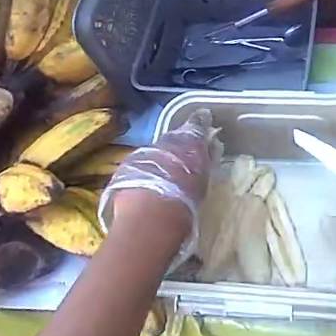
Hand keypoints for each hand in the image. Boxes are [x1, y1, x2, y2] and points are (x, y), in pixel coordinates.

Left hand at [104, 115, 219, 258]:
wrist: (150, 217)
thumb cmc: (186, 199)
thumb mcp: (204, 178)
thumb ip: (206, 158)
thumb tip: (210, 147)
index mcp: (190, 140)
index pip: (198, 122)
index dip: (201, 121)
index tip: (204, 119)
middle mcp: (167, 140)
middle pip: (174, 137)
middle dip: (178, 145)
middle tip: (183, 159)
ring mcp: (145, 151)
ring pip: (156, 151)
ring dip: (161, 159)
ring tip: (163, 176)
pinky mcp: (125, 166)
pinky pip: (140, 164)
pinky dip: (144, 171)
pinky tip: (146, 186)